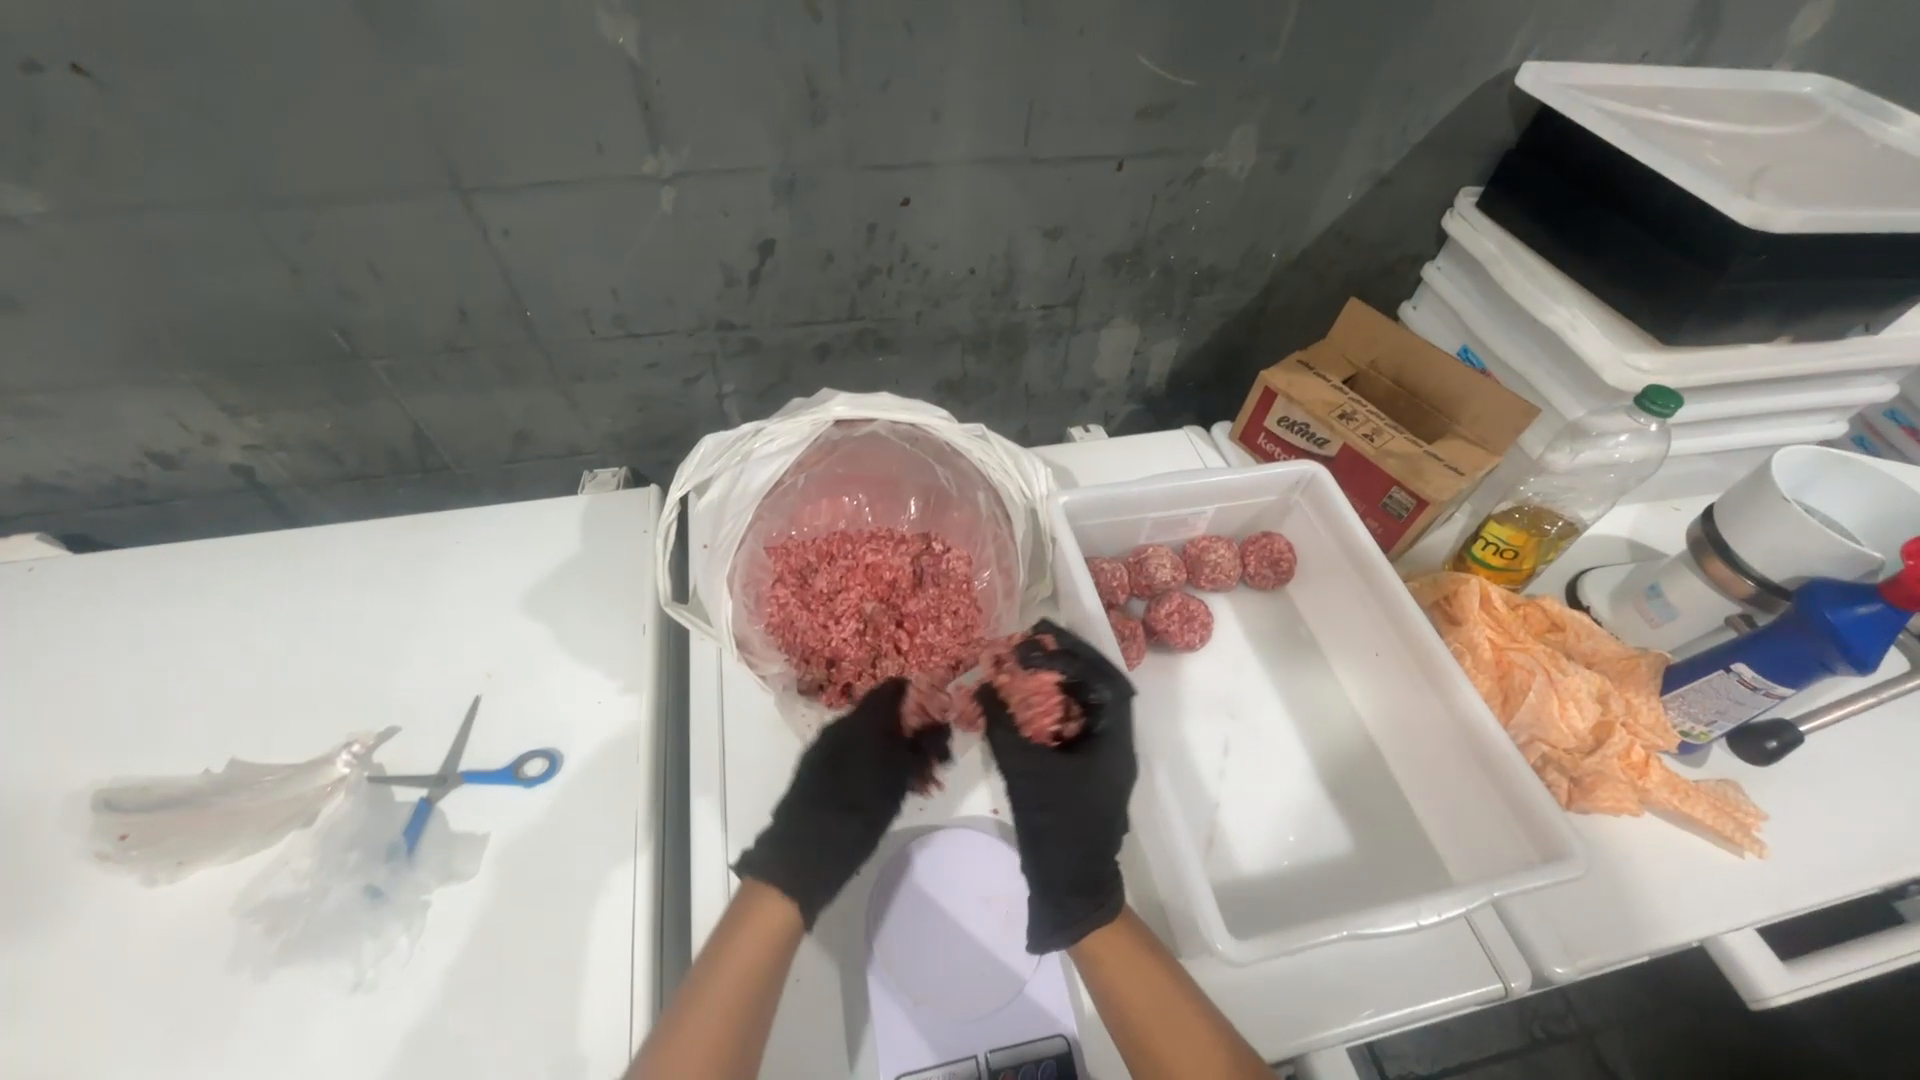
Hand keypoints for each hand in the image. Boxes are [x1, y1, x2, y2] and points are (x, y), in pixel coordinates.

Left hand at [734, 679, 949, 927]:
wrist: (805, 850)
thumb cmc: (861, 809)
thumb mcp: (900, 777)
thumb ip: (923, 746)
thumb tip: (940, 724)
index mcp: (862, 720)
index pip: (893, 689)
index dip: (918, 698)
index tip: (938, 719)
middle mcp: (841, 724)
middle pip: (882, 714)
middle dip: (910, 732)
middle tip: (932, 760)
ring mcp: (825, 746)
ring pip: (868, 737)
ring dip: (894, 751)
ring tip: (914, 781)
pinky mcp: (816, 768)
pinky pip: (852, 754)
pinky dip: (873, 762)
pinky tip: (885, 790)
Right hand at [981, 620, 1137, 952]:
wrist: (1071, 885)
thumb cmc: (1055, 828)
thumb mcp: (1025, 773)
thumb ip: (1004, 726)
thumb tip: (985, 686)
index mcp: (1115, 741)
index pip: (1104, 681)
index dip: (1073, 656)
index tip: (1039, 641)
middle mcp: (1117, 743)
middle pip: (1100, 686)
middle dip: (1070, 659)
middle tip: (1036, 635)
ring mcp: (1105, 757)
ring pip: (1089, 704)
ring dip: (1062, 680)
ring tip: (1030, 658)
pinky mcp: (1089, 769)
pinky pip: (1075, 725)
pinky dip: (1055, 706)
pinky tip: (1029, 698)